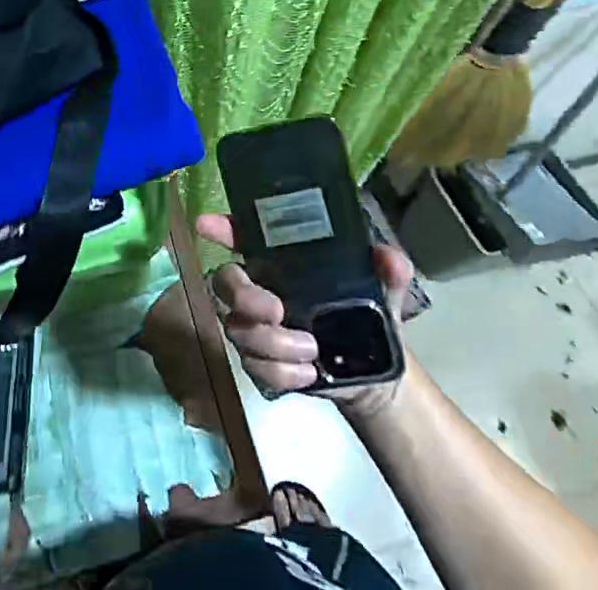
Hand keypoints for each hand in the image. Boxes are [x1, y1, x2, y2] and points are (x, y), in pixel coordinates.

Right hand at [194, 214, 414, 420]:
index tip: (207, 223)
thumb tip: (389, 258)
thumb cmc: (369, 315)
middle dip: (245, 297)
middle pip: (226, 282)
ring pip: (239, 330)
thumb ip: (390, 270)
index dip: (223, 228)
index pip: (245, 236)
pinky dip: (281, 373)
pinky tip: (308, 373)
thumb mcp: (386, 289)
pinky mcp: (261, 364)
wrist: (372, 373)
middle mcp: (262, 288)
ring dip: (275, 344)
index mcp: (285, 262)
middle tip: (278, 311)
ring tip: (314, 351)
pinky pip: (255, 368)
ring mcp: (256, 327)